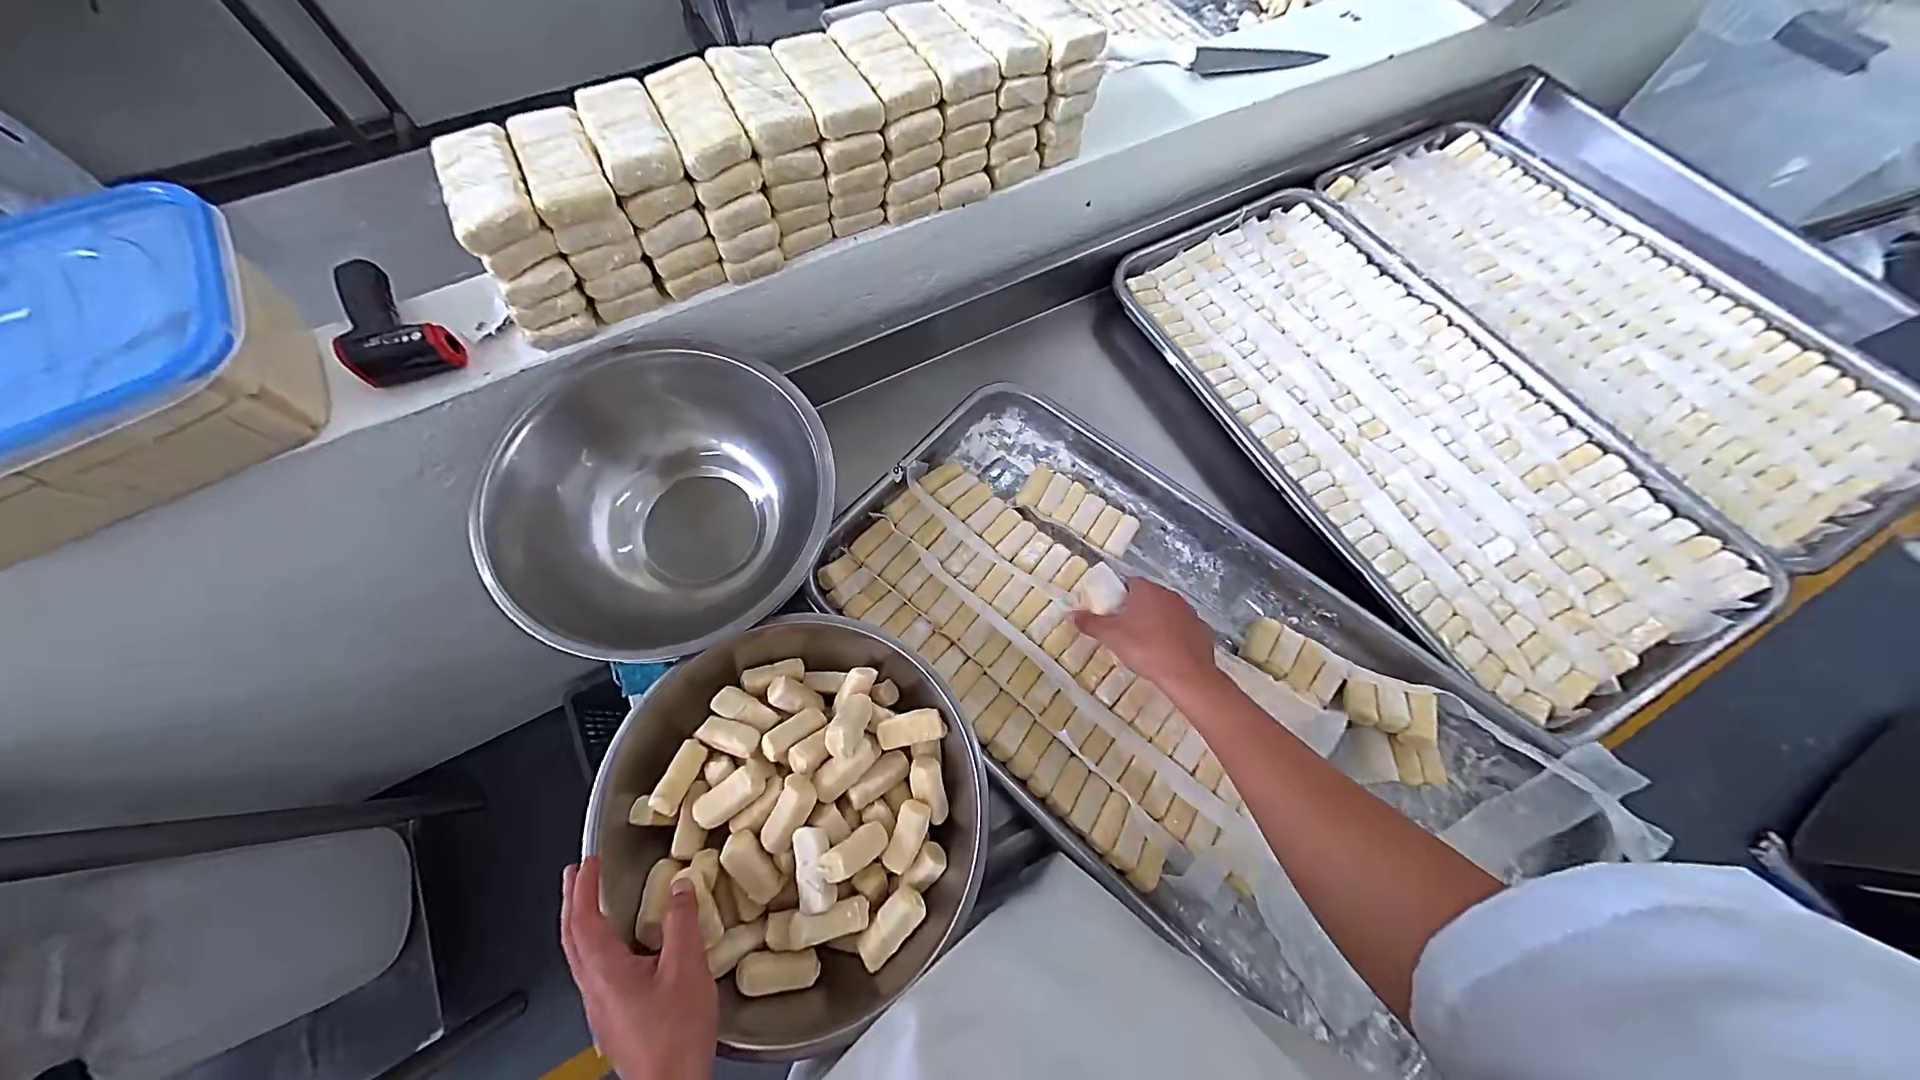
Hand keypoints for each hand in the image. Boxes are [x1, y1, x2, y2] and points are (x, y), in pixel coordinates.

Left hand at [561, 856, 716, 1079]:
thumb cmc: (675, 1032)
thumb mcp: (687, 967)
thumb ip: (681, 922)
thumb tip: (680, 887)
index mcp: (605, 972)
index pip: (584, 921)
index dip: (584, 888)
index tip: (588, 862)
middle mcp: (594, 988)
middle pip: (572, 939)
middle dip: (572, 902)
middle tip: (575, 874)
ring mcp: (601, 1006)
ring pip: (580, 956)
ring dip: (582, 922)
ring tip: (591, 902)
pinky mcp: (614, 1017)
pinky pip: (596, 969)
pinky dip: (598, 942)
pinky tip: (619, 944)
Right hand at [1073, 578, 1219, 692]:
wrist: (1187, 674)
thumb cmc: (1145, 649)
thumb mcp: (1111, 637)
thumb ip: (1090, 623)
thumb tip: (1071, 614)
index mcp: (1147, 591)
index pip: (1130, 582)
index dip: (1118, 595)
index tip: (1112, 611)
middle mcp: (1170, 595)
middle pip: (1148, 596)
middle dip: (1137, 609)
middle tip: (1124, 629)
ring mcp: (1189, 612)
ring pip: (1166, 611)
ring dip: (1156, 621)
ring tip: (1145, 642)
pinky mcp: (1201, 630)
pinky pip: (1182, 627)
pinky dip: (1174, 635)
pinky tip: (1166, 652)